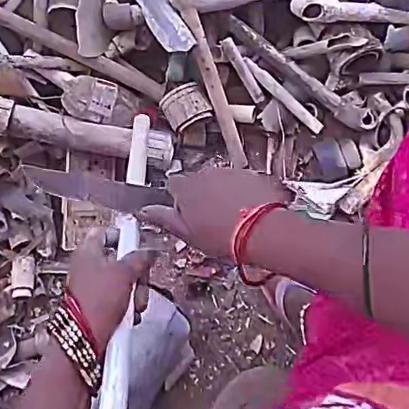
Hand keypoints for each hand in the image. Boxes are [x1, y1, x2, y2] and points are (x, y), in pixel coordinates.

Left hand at [64, 238, 154, 349]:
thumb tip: (148, 252)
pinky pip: (118, 299)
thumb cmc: (98, 303)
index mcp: (87, 251)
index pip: (106, 232)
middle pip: (119, 259)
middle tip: (141, 283)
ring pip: (122, 281)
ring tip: (137, 304)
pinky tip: (131, 314)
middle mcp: (87, 266)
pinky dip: (128, 305)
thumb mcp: (125, 274)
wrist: (84, 340)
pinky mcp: (96, 306)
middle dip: (136, 273)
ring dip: (135, 292)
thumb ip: (139, 258)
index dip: (124, 236)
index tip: (139, 246)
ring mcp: (91, 287)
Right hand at [138, 167, 288, 262]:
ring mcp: (228, 172)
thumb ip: (163, 218)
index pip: (173, 185)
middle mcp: (205, 174)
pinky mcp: (249, 174)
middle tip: (208, 220)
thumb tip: (145, 211)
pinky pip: (240, 181)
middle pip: (196, 182)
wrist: (262, 230)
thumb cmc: (224, 236)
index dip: (178, 200)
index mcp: (185, 187)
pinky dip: (241, 192)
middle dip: (200, 196)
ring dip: (221, 194)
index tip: (184, 212)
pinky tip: (246, 211)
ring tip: (230, 218)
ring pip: (219, 181)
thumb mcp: (187, 234)